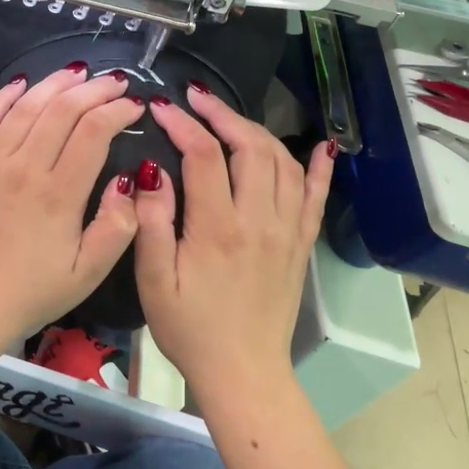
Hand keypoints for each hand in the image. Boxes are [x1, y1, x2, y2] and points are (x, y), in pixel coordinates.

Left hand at [0, 67, 146, 343]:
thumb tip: (134, 179)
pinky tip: (23, 84)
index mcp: (58, 193)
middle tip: (116, 82)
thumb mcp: (89, 271)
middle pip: (61, 109)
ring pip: (25, 106)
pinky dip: (5, 96)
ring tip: (78, 74)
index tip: (136, 105)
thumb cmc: (34, 289)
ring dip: (54, 84)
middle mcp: (23, 167)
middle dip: (94, 89)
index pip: (93, 131)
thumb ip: (118, 225)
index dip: (117, 110)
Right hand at [135, 83, 335, 399]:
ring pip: (282, 162)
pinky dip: (317, 166)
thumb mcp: (153, 279)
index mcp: (218, 227)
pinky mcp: (300, 245)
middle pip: (250, 147)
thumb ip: (152, 222)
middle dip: (222, 114)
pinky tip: (319, 143)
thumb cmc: (188, 327)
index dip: (182, 124)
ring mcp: (286, 231)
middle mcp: (259, 221)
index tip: (160, 106)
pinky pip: (315, 195)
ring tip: (228, 117)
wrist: (243, 371)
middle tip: (195, 97)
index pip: (203, 155)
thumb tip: (150, 171)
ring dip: (255, 130)